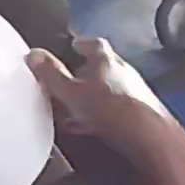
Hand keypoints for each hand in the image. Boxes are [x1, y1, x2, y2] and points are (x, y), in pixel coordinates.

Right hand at [28, 38, 184, 180]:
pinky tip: (90, 126)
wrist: (151, 139)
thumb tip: (33, 54)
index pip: (93, 44)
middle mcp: (125, 72)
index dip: (82, 44)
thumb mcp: (70, 92)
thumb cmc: (110, 109)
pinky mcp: (142, 113)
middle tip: (69, 79)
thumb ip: (50, 74)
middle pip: (102, 66)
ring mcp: (136, 92)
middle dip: (85, 72)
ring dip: (94, 94)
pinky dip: (102, 113)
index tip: (73, 46)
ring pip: (109, 88)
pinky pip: (116, 109)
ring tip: (75, 107)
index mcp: (106, 60)